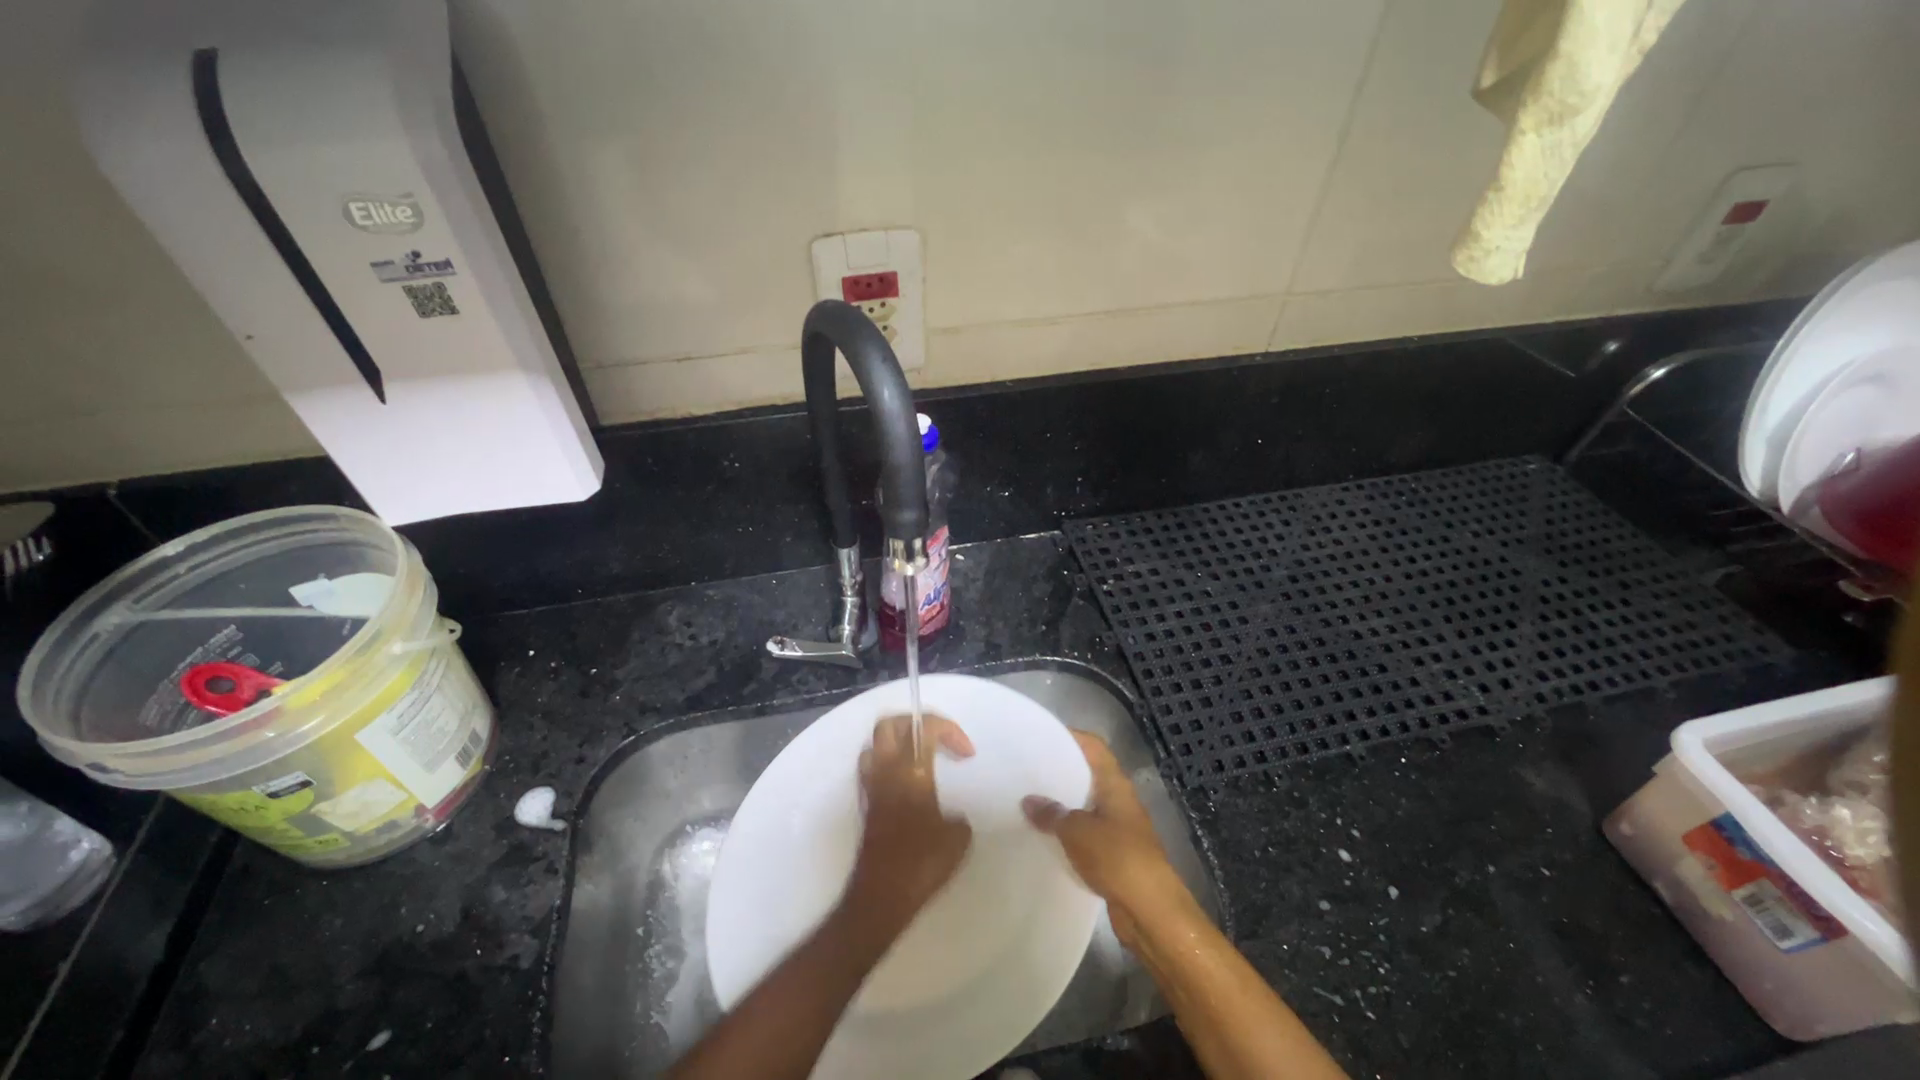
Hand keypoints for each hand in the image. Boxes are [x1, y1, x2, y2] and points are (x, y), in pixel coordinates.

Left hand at [841, 714, 974, 934]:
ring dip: (899, 742)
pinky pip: (873, 768)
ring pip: (876, 745)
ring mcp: (870, 787)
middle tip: (939, 740)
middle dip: (915, 723)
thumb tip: (951, 815)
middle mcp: (885, 771)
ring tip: (923, 759)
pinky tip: (910, 784)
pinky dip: (891, 764)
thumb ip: (957, 815)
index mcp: (910, 771)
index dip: (948, 729)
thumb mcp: (958, 836)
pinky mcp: (865, 805)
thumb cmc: (923, 862)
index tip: (966, 753)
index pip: (923, 727)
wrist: (883, 895)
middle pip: (889, 725)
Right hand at [1023, 731, 1193, 946]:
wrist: (1149, 910)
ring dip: (1062, 806)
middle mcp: (1119, 802)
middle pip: (1088, 776)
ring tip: (1027, 802)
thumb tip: (1029, 800)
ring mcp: (1119, 829)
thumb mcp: (1077, 831)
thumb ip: (1052, 814)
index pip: (1094, 748)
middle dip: (1059, 772)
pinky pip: (1086, 835)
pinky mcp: (1114, 856)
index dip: (1070, 737)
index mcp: (1115, 785)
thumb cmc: (1117, 858)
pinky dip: (1067, 834)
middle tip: (1025, 770)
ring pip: (1086, 807)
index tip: (1040, 736)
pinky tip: (1043, 838)